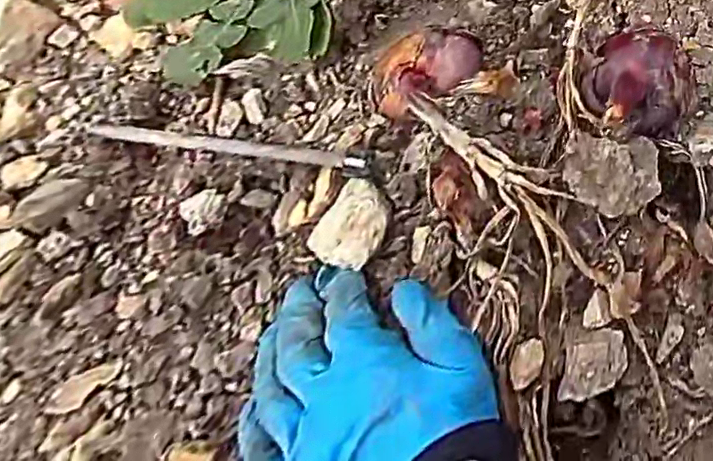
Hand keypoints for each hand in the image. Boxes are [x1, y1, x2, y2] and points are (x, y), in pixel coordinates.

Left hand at [239, 269, 509, 460]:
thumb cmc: (453, 416)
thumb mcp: (458, 356)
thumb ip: (428, 319)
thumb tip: (402, 287)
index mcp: (364, 363)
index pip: (343, 315)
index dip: (342, 290)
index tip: (344, 273)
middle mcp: (323, 396)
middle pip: (295, 348)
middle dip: (297, 313)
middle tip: (299, 290)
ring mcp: (302, 436)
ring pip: (269, 392)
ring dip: (269, 356)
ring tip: (274, 333)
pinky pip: (261, 440)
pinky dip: (254, 415)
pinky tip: (255, 404)